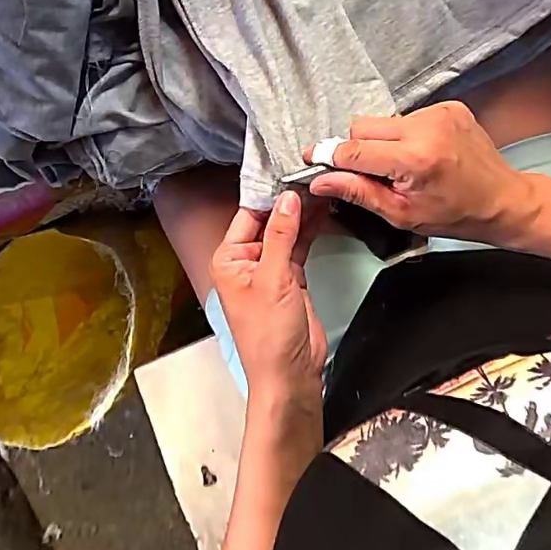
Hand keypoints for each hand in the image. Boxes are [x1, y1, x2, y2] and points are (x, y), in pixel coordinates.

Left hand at [209, 191, 325, 414]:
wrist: (290, 374)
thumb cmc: (269, 335)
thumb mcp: (273, 278)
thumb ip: (281, 236)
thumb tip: (287, 200)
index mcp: (228, 259)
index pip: (248, 216)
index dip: (268, 196)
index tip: (287, 174)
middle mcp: (245, 262)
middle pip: (268, 222)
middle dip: (289, 203)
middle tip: (310, 178)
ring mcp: (269, 269)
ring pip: (286, 233)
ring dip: (302, 215)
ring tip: (321, 189)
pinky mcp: (290, 278)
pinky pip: (298, 247)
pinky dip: (310, 232)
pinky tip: (322, 213)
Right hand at [306, 102, 543, 244]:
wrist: (504, 201)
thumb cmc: (455, 214)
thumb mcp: (400, 213)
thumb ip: (357, 192)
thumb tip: (321, 180)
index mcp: (415, 159)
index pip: (354, 150)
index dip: (330, 156)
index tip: (313, 158)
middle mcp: (426, 128)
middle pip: (362, 127)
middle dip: (358, 149)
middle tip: (371, 172)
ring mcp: (439, 113)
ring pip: (381, 122)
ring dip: (381, 142)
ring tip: (401, 165)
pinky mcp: (447, 107)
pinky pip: (404, 117)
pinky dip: (402, 134)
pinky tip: (418, 152)